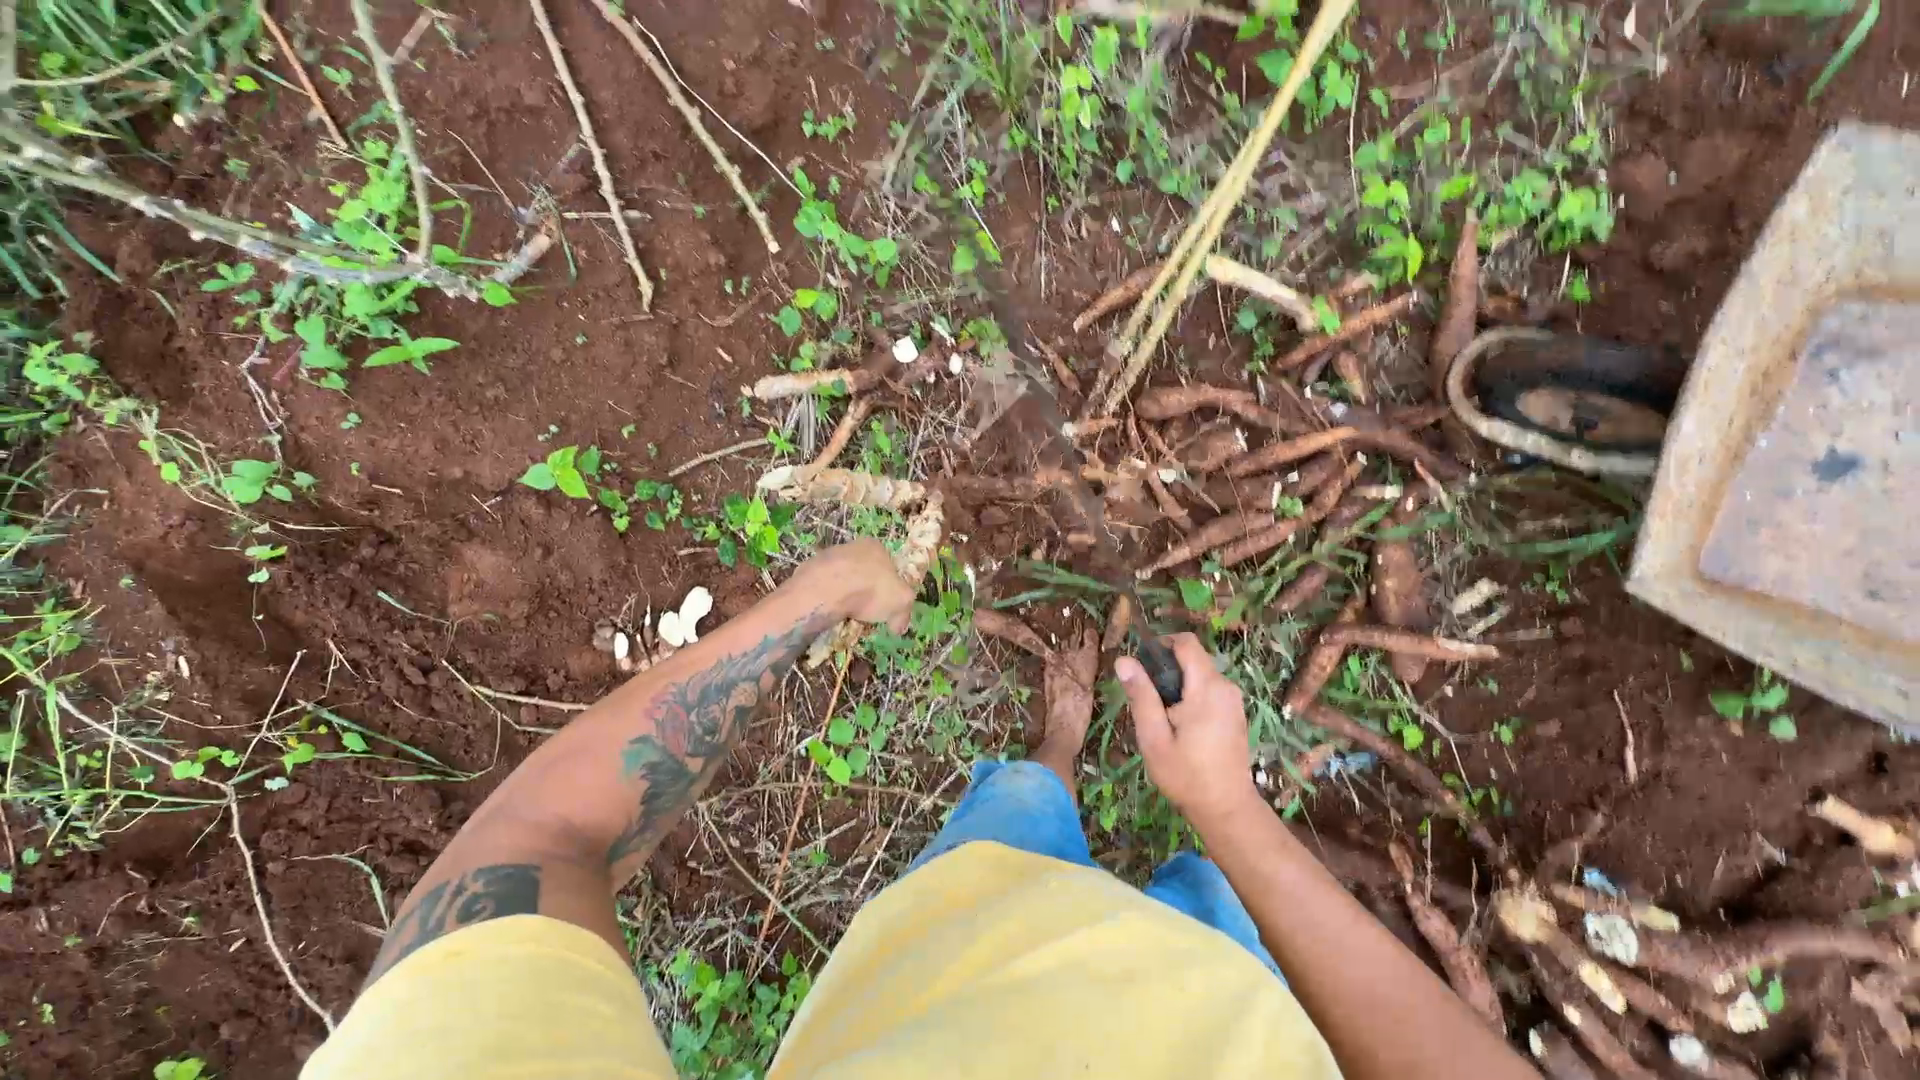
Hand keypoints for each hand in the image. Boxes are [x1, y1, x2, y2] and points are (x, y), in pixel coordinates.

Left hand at [793, 540, 914, 630]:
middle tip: (866, 612)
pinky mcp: (809, 570)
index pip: (888, 566)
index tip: (886, 606)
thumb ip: (903, 612)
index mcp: (876, 547)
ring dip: (846, 594)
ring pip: (842, 578)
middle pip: (864, 571)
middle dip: (866, 591)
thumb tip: (898, 626)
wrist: (828, 590)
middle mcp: (852, 546)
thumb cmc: (871, 589)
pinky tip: (831, 611)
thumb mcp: (902, 601)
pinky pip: (825, 587)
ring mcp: (828, 557)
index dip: (889, 587)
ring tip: (847, 615)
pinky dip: (829, 598)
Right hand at [1115, 634, 1258, 828]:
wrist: (1225, 808)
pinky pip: (1210, 690)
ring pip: (1200, 675)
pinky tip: (1180, 726)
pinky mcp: (1235, 713)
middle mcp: (1226, 687)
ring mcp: (1234, 701)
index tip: (1142, 664)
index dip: (1162, 643)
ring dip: (1178, 685)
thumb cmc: (1185, 774)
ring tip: (1161, 716)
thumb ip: (1141, 695)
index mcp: (1207, 688)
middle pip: (1193, 658)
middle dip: (1167, 669)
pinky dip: (1192, 696)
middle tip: (1147, 699)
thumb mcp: (1154, 737)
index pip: (1187, 643)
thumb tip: (1124, 660)